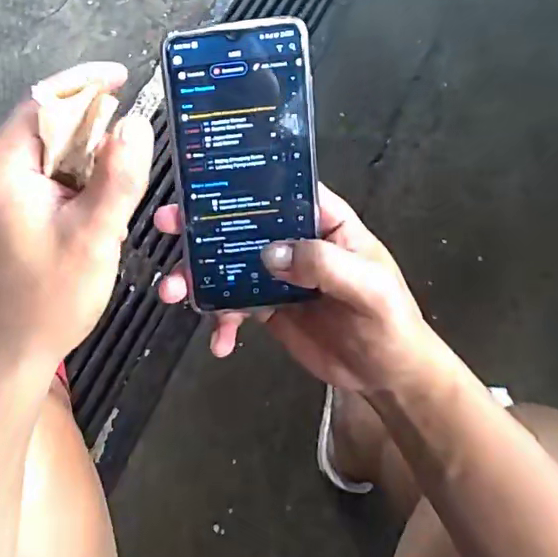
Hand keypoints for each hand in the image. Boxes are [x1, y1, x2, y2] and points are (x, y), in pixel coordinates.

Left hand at [0, 62, 151, 366]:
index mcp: (4, 167)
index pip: (45, 102)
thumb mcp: (95, 235)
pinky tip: (104, 212)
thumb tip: (137, 123)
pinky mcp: (17, 210)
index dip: (86, 84)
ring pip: (59, 152)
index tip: (126, 78)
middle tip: (133, 158)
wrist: (12, 355)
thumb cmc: (49, 297)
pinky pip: (57, 177)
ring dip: (95, 162)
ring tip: (118, 197)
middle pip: (53, 124)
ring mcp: (5, 191)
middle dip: (97, 132)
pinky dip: (86, 182)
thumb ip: (118, 177)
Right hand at [153, 185, 440, 394]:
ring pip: (230, 264)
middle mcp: (297, 241)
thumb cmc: (389, 321)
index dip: (247, 182)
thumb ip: (324, 264)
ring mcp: (280, 274)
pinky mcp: (270, 307)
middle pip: (245, 224)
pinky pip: (235, 305)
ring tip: (173, 292)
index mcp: (325, 222)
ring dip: (199, 276)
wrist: (386, 374)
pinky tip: (220, 340)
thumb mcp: (368, 287)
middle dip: (204, 225)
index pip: (285, 190)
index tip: (205, 182)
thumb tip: (273, 253)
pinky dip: (220, 320)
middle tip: (168, 225)